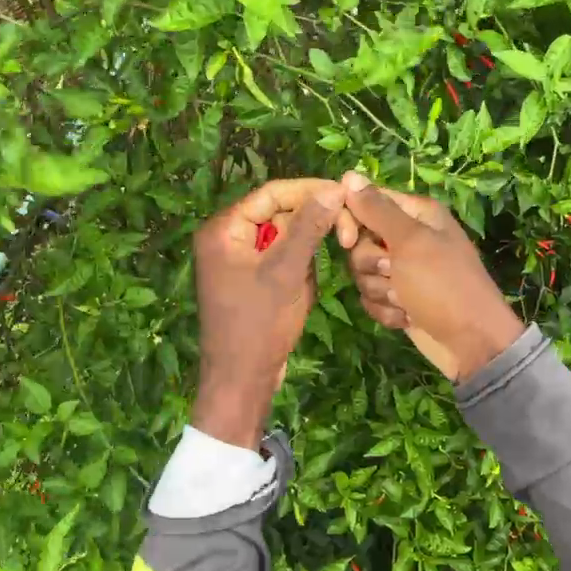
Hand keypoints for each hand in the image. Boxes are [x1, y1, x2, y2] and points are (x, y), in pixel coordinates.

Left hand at [191, 178, 349, 448]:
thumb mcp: (287, 270)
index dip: (310, 191)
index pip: (272, 193)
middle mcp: (226, 237)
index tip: (346, 195)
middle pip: (279, 212)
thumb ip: (309, 226)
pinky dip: (300, 267)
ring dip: (307, 250)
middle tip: (347, 235)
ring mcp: (237, 259)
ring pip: (284, 236)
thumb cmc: (259, 324)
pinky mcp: (250, 278)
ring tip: (313, 276)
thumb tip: (334, 188)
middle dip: (312, 224)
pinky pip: (281, 258)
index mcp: (224, 229)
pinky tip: (303, 289)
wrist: (241, 381)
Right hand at [340, 172, 524, 382]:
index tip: (349, 241)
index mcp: (417, 213)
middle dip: (371, 263)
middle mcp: (410, 237)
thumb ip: (377, 209)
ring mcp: (404, 270)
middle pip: (360, 240)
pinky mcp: (399, 299)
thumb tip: (349, 174)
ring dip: (380, 290)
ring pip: (362, 273)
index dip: (352, 220)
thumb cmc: (444, 285)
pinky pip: (372, 297)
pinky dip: (386, 310)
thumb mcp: (410, 241)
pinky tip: (406, 317)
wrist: (472, 344)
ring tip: (406, 299)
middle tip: (393, 273)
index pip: (367, 201)